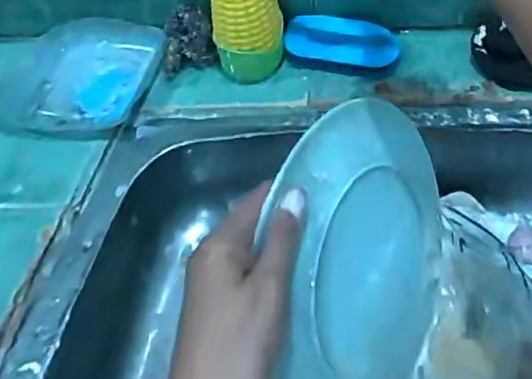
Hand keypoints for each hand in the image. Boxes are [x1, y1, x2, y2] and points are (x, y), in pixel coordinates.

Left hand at [170, 181, 305, 378]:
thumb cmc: (239, 343)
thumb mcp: (268, 289)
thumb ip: (282, 240)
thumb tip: (294, 191)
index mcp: (217, 245)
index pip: (255, 200)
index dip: (285, 192)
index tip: (318, 189)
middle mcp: (208, 257)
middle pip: (251, 225)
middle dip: (283, 221)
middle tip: (323, 219)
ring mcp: (209, 285)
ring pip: (250, 251)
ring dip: (278, 249)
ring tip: (314, 245)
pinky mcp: (215, 309)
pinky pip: (246, 274)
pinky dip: (268, 271)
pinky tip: (290, 279)